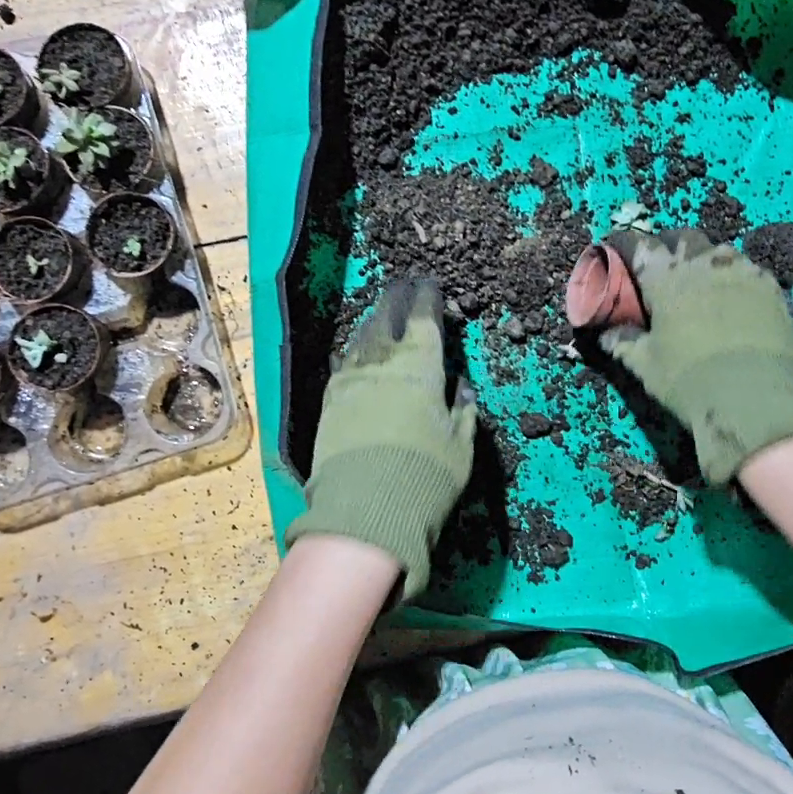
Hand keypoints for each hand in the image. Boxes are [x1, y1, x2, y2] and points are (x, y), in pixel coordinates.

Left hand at [285, 280, 475, 599]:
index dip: (428, 295)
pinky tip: (358, 353)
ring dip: (376, 321)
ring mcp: (351, 376)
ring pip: (363, 334)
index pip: (423, 314)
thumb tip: (462, 387)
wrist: (364, 507)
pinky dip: (356, 350)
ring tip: (384, 316)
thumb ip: (463, 410)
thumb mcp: (461, 445)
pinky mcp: (329, 398)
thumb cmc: (425, 474)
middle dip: (399, 296)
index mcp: (420, 363)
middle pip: (388, 313)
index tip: (430, 285)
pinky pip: (344, 361)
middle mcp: (383, 358)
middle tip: (406, 288)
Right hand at [601, 229, 792, 484]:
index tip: (616, 254)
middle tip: (661, 268)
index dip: (623, 245)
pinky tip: (732, 297)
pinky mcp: (771, 287)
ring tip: (699, 281)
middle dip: (668, 246)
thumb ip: (623, 342)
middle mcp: (703, 262)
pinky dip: (733, 277)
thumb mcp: (644, 364)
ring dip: (703, 259)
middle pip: (681, 237)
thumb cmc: (688, 378)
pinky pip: (747, 270)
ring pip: (718, 250)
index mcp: (665, 275)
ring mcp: (742, 270)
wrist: (754, 398)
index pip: (638, 244)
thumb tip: (607, 333)